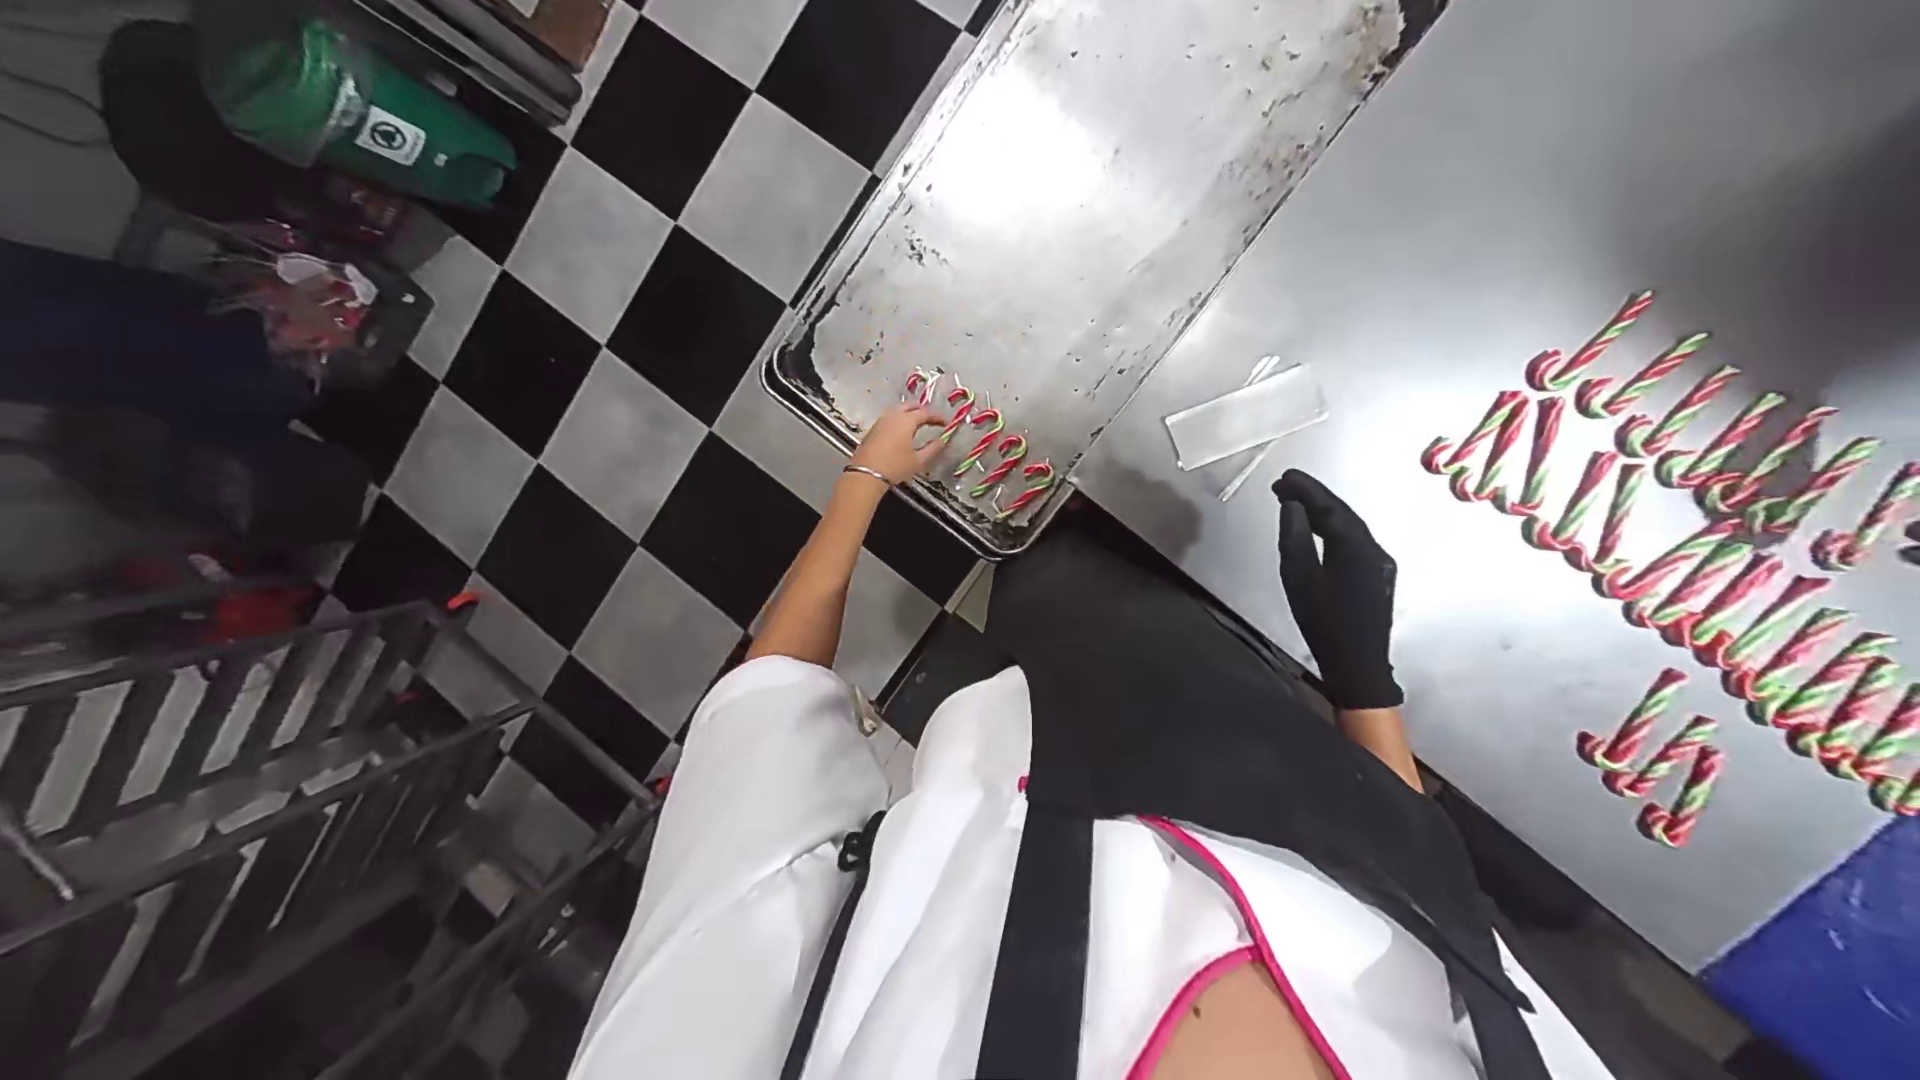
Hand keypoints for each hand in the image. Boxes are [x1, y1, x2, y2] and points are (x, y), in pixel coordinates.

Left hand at [850, 403, 945, 484]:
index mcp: (906, 420)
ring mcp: (881, 421)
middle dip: (922, 410)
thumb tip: (942, 441)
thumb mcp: (918, 460)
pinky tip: (902, 430)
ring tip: (918, 423)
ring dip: (909, 413)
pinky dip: (899, 420)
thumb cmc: (895, 466)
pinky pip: (890, 418)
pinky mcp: (873, 429)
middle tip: (931, 418)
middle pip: (910, 406)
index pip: (926, 413)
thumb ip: (932, 449)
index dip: (937, 417)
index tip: (946, 423)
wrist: (866, 474)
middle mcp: (893, 416)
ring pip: (898, 410)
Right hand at [1271, 469, 1401, 709]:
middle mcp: (1373, 547)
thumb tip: (1293, 507)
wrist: (1358, 662)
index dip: (1306, 489)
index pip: (1329, 507)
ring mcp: (1379, 560)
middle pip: (1342, 512)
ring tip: (1295, 502)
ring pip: (1350, 525)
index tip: (1284, 477)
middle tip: (1285, 483)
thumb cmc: (1322, 622)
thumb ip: (1295, 538)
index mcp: (1354, 547)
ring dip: (1323, 511)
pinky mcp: (1377, 572)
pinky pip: (1354, 539)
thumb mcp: (1298, 578)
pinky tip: (1317, 527)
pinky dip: (1333, 527)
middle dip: (1314, 496)